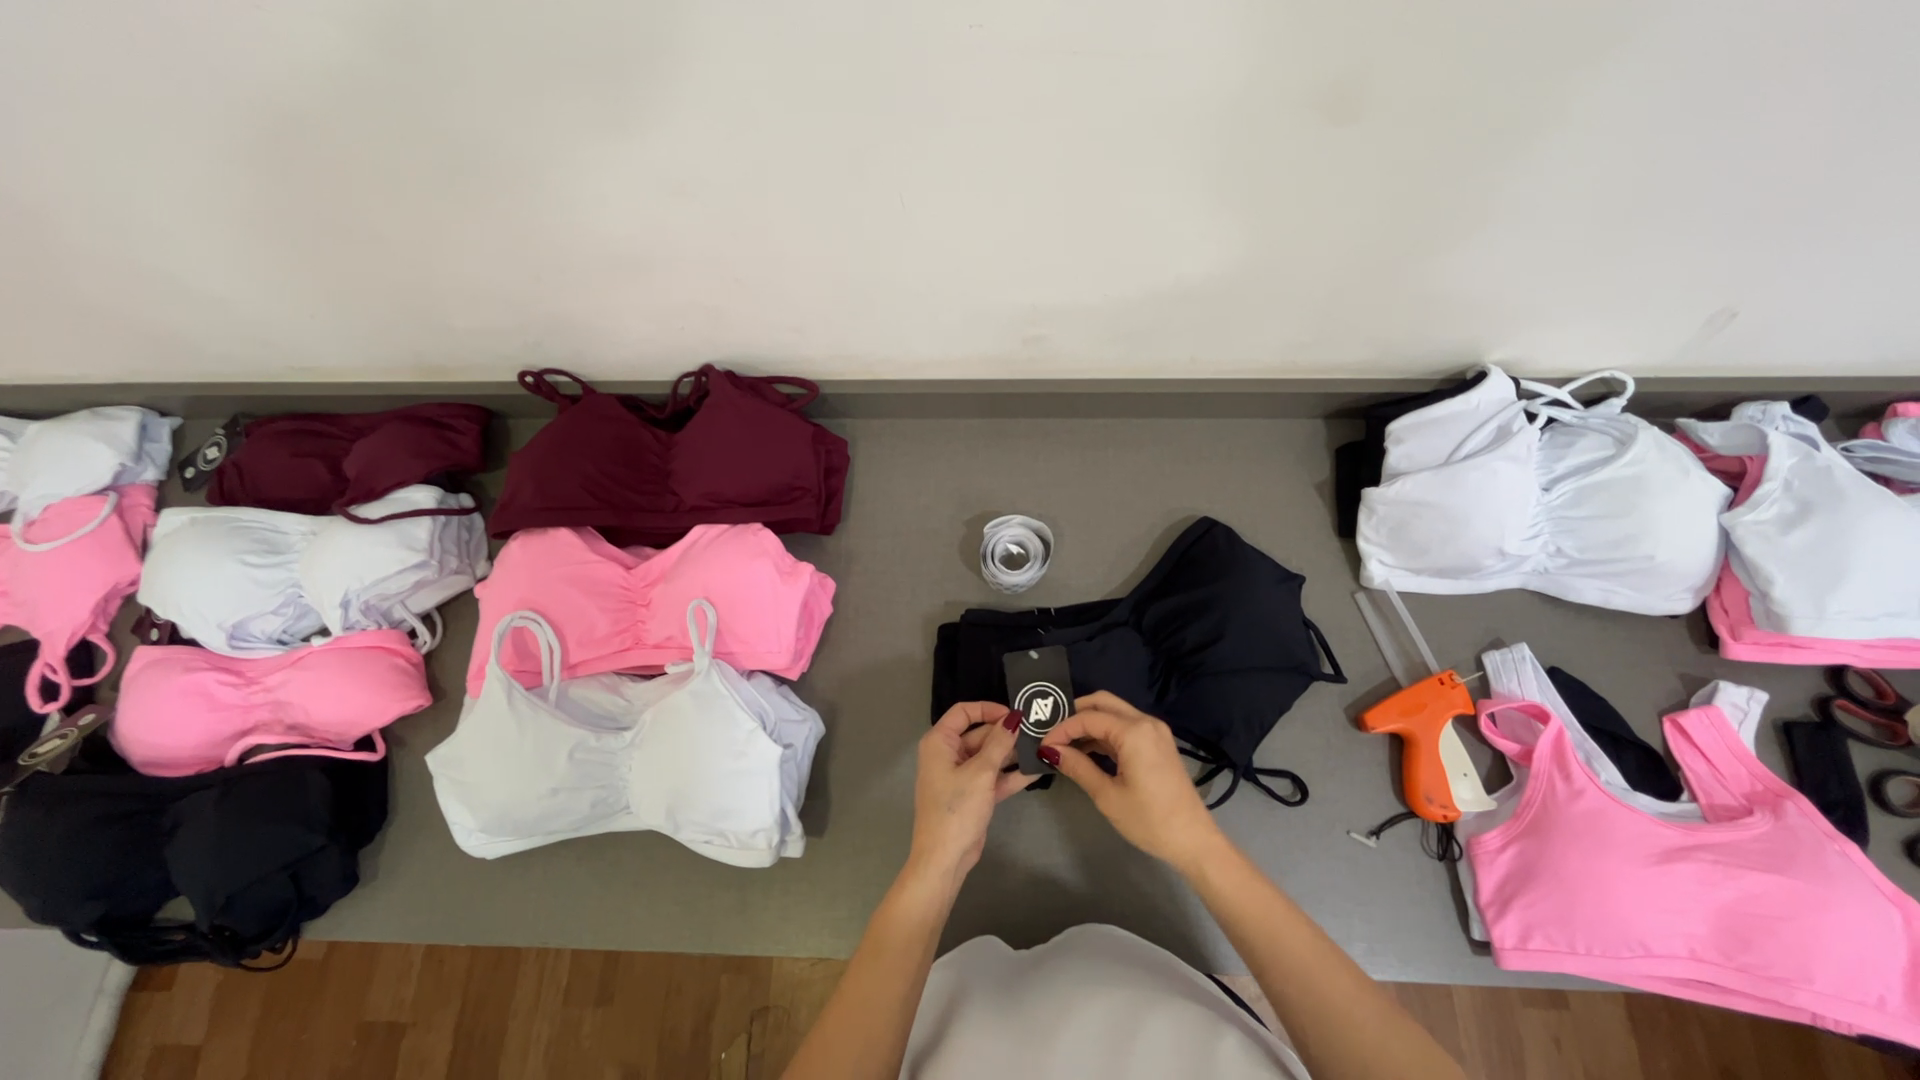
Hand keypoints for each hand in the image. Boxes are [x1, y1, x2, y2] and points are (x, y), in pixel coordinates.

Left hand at [909, 702, 1040, 888]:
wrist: (944, 857)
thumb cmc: (956, 808)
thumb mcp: (980, 772)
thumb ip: (999, 743)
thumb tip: (1014, 718)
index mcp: (939, 742)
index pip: (963, 712)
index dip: (988, 709)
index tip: (1014, 714)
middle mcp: (948, 754)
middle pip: (980, 734)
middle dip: (1006, 733)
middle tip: (1036, 731)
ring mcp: (961, 775)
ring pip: (989, 756)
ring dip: (1012, 753)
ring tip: (1041, 747)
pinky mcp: (973, 794)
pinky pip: (994, 777)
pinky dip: (1011, 775)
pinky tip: (1036, 770)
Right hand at [1039, 691, 1226, 870]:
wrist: (1193, 840)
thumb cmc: (1150, 820)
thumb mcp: (1107, 795)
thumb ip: (1078, 767)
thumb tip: (1050, 750)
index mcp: (1134, 732)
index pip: (1088, 718)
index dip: (1062, 729)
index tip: (1043, 747)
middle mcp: (1146, 722)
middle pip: (1103, 702)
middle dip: (1074, 714)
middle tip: (1052, 734)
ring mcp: (1155, 731)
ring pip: (1115, 712)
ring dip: (1089, 723)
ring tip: (1065, 745)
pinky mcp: (1158, 743)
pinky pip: (1126, 726)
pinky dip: (1105, 733)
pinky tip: (1087, 751)